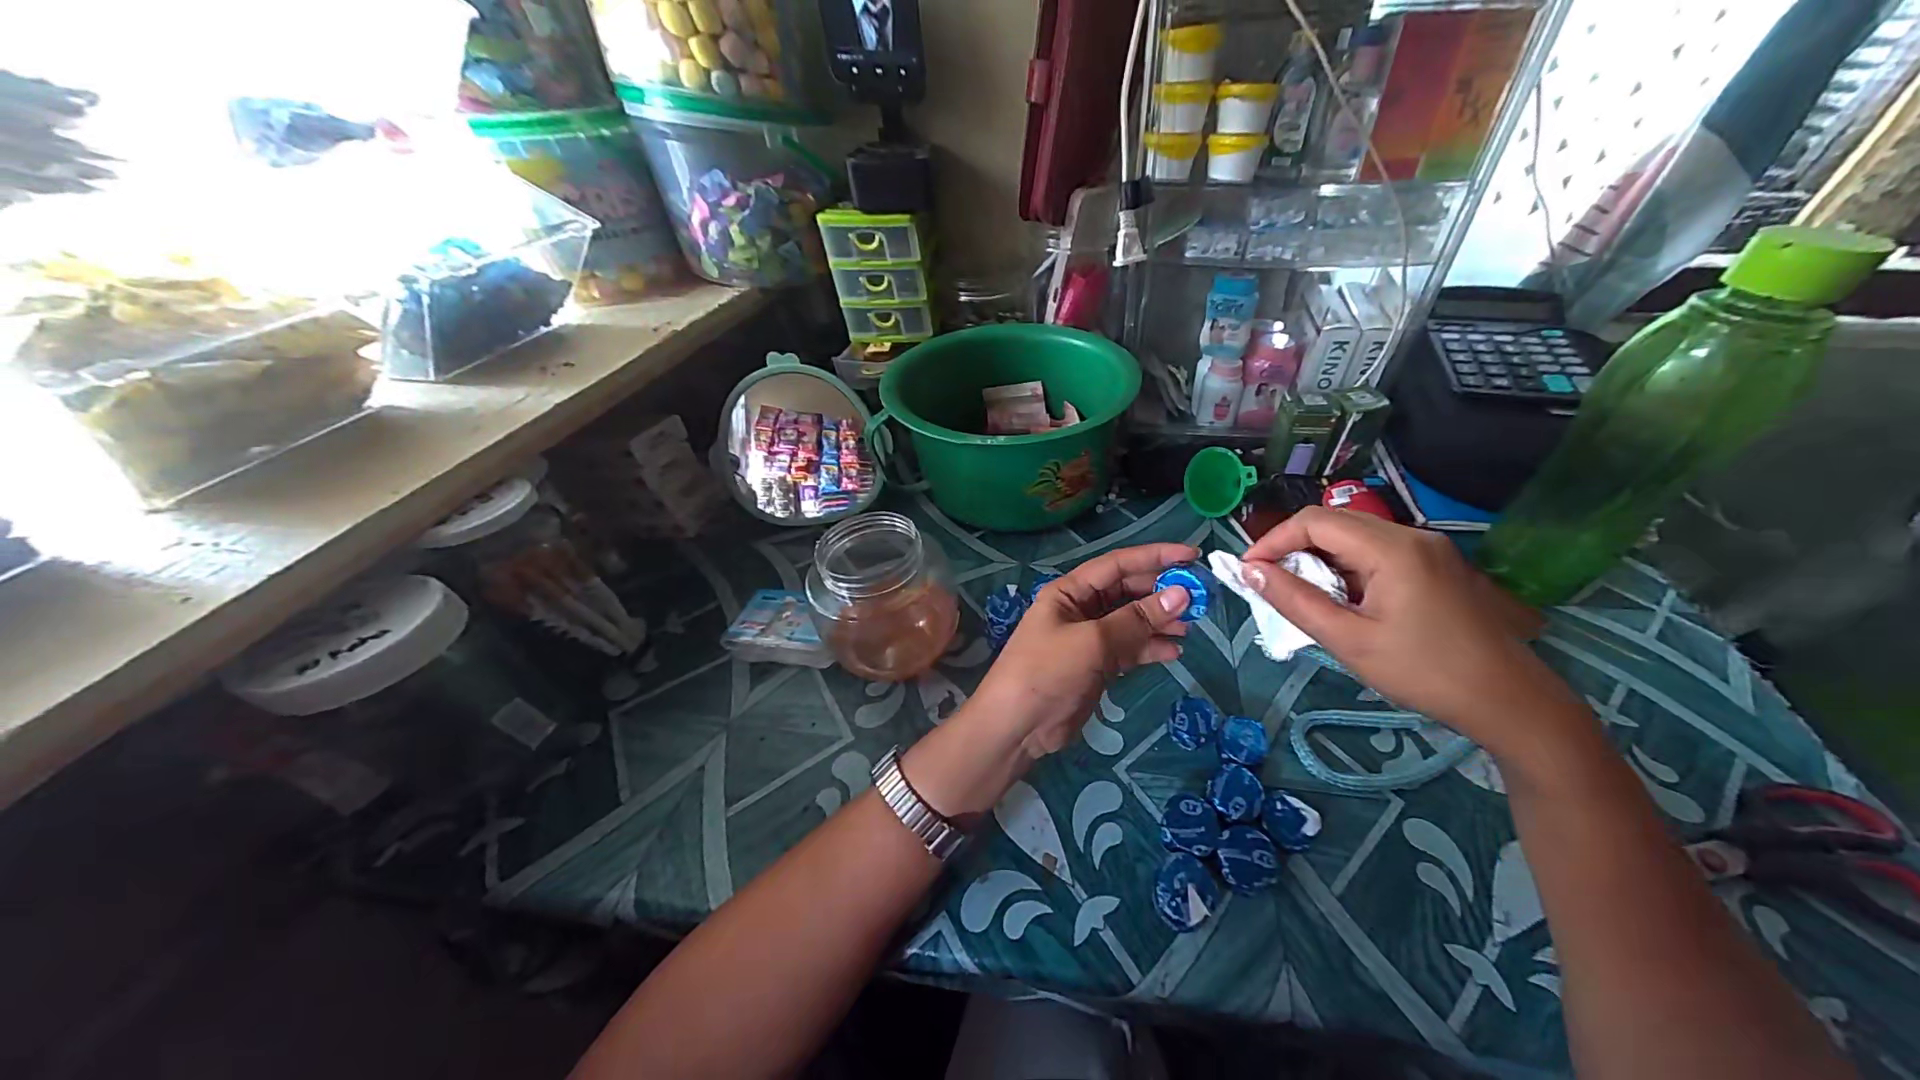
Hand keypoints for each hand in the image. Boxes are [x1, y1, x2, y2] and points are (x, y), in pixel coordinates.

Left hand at [902, 543, 1195, 818]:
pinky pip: (1130, 648)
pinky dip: (1151, 648)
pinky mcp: (1097, 665)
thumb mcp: (1092, 642)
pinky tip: (1174, 652)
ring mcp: (1088, 638)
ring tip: (1191, 628)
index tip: (1191, 556)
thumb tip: (1180, 595)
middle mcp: (1080, 609)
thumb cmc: (1046, 672)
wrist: (1017, 726)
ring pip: (1132, 621)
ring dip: (1160, 622)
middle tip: (1198, 600)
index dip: (1154, 557)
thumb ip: (1136, 619)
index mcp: (1069, 592)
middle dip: (1161, 593)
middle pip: (1127, 592)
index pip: (1117, 565)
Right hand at [1239, 507, 1582, 758]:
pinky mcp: (1438, 565)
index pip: (1314, 521)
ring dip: (1319, 558)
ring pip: (1355, 536)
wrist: (1511, 702)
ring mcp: (1430, 549)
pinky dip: (1347, 567)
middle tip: (1269, 585)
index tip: (1247, 572)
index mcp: (1392, 549)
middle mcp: (1412, 536)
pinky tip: (1343, 600)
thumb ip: (1295, 601)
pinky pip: (1378, 551)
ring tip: (1304, 597)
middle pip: (1333, 522)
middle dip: (1292, 548)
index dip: (1272, 541)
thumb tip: (1249, 571)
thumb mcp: (1349, 640)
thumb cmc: (1425, 673)